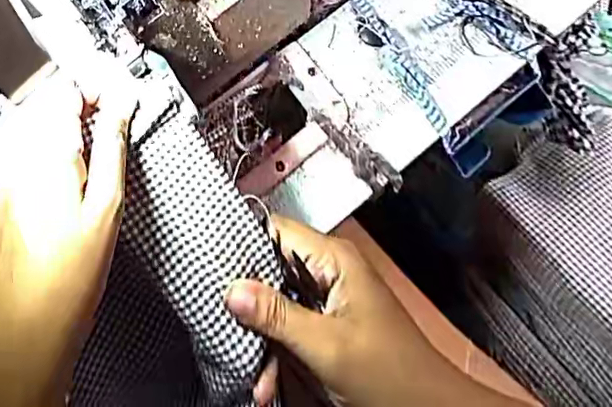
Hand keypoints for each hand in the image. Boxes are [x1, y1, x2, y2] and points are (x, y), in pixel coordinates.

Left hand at [0, 74, 136, 406]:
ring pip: (29, 110)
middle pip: (48, 92)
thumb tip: (121, 102)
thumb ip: (112, 143)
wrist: (18, 335)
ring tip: (88, 135)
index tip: (120, 95)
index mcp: (44, 149)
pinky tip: (53, 154)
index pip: (70, 84)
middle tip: (112, 114)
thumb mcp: (106, 207)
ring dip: (59, 111)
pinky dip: (34, 131)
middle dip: (82, 95)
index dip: (100, 83)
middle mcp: (12, 150)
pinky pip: (10, 134)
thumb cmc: (64, 283)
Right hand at [225, 216, 521, 406]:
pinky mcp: (329, 323)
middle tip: (234, 336)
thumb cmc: (394, 376)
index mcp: (334, 258)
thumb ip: (278, 316)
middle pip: (272, 270)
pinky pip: (291, 325)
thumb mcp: (328, 347)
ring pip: (278, 303)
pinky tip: (271, 381)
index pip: (276, 230)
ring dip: (264, 339)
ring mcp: (330, 296)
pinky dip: (279, 352)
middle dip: (254, 309)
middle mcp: (330, 269)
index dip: (246, 247)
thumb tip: (233, 288)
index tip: (217, 270)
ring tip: (258, 376)